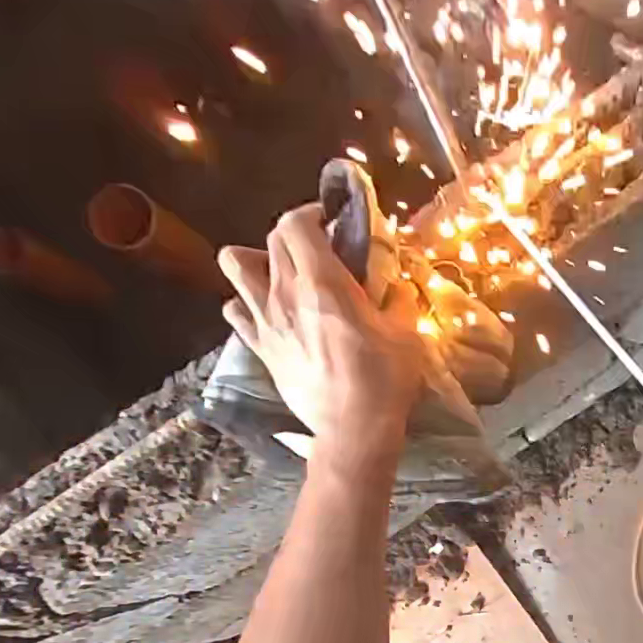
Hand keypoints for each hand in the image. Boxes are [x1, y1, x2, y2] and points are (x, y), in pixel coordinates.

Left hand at [219, 204, 423, 463]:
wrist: (354, 429)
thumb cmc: (385, 379)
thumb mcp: (406, 335)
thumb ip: (398, 300)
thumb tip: (395, 283)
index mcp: (322, 283)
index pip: (296, 223)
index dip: (312, 214)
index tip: (333, 222)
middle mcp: (284, 293)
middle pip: (272, 239)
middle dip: (296, 235)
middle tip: (323, 251)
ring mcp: (265, 320)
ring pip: (236, 265)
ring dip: (258, 260)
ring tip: (283, 277)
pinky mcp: (260, 347)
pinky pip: (236, 311)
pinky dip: (247, 303)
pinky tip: (270, 314)